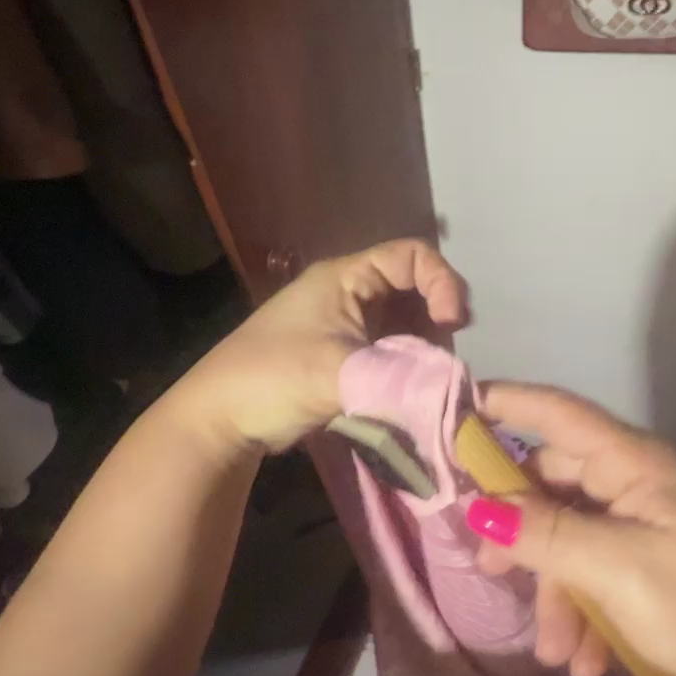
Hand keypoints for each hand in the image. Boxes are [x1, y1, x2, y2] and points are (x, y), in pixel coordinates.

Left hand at [176, 239, 468, 452]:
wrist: (221, 420)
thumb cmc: (272, 380)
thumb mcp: (339, 375)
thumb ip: (400, 381)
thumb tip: (454, 391)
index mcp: (345, 278)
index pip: (412, 256)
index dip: (442, 282)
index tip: (451, 323)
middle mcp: (351, 293)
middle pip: (415, 289)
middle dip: (438, 320)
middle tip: (443, 359)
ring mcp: (349, 325)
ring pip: (407, 324)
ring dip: (425, 348)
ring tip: (429, 379)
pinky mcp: (348, 356)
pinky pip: (393, 351)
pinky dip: (410, 367)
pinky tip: (414, 390)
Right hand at [471, 382, 675, 675]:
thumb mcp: (620, 570)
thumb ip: (547, 535)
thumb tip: (478, 510)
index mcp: (635, 463)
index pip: (558, 412)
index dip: (506, 402)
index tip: (453, 409)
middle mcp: (636, 482)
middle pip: (555, 484)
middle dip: (521, 536)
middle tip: (488, 574)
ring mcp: (645, 521)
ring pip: (572, 538)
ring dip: (557, 594)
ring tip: (557, 654)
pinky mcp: (652, 558)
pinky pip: (599, 570)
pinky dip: (586, 611)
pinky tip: (588, 663)